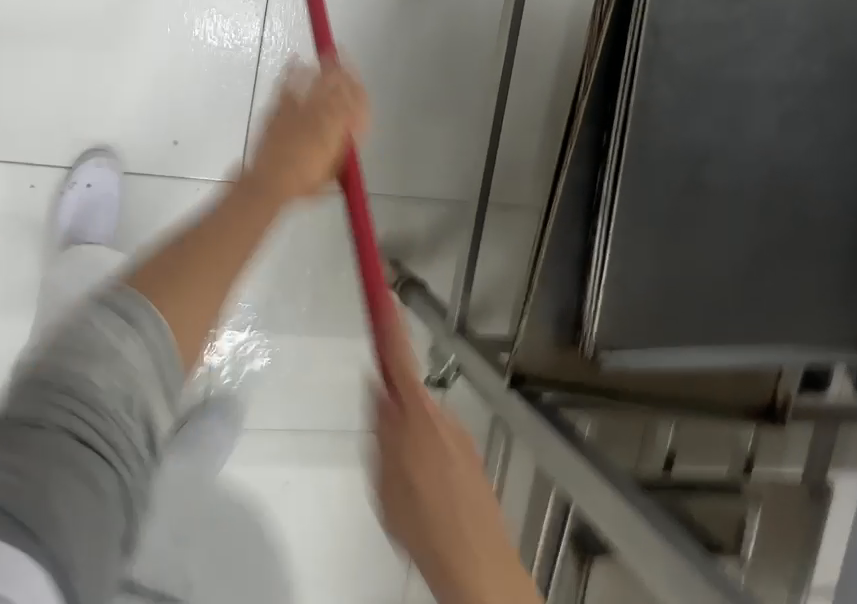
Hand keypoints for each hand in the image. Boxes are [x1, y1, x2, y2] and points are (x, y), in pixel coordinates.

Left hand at [242, 58, 368, 203]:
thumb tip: (350, 131)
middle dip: (342, 69)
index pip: (353, 101)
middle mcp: (320, 114)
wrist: (270, 180)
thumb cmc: (304, 182)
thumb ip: (343, 145)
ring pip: (314, 82)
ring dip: (322, 67)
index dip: (357, 87)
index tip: (357, 79)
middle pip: (335, 85)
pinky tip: (294, 59)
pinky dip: (291, 70)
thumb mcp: (334, 168)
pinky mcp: (278, 109)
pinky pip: (287, 84)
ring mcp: (297, 109)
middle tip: (344, 57)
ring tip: (327, 53)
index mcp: (336, 129)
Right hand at [370, 321, 542, 603]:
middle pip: (407, 392)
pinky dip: (426, 460)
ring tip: (403, 486)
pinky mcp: (472, 460)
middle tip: (381, 449)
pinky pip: (439, 445)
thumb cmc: (423, 522)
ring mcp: (460, 438)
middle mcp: (441, 417)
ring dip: (408, 441)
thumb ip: (380, 428)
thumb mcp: (382, 475)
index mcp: (414, 414)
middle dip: (390, 409)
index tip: (386, 290)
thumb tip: (378, 390)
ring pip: (422, 424)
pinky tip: (423, 496)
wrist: (478, 566)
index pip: (396, 355)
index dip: (389, 322)